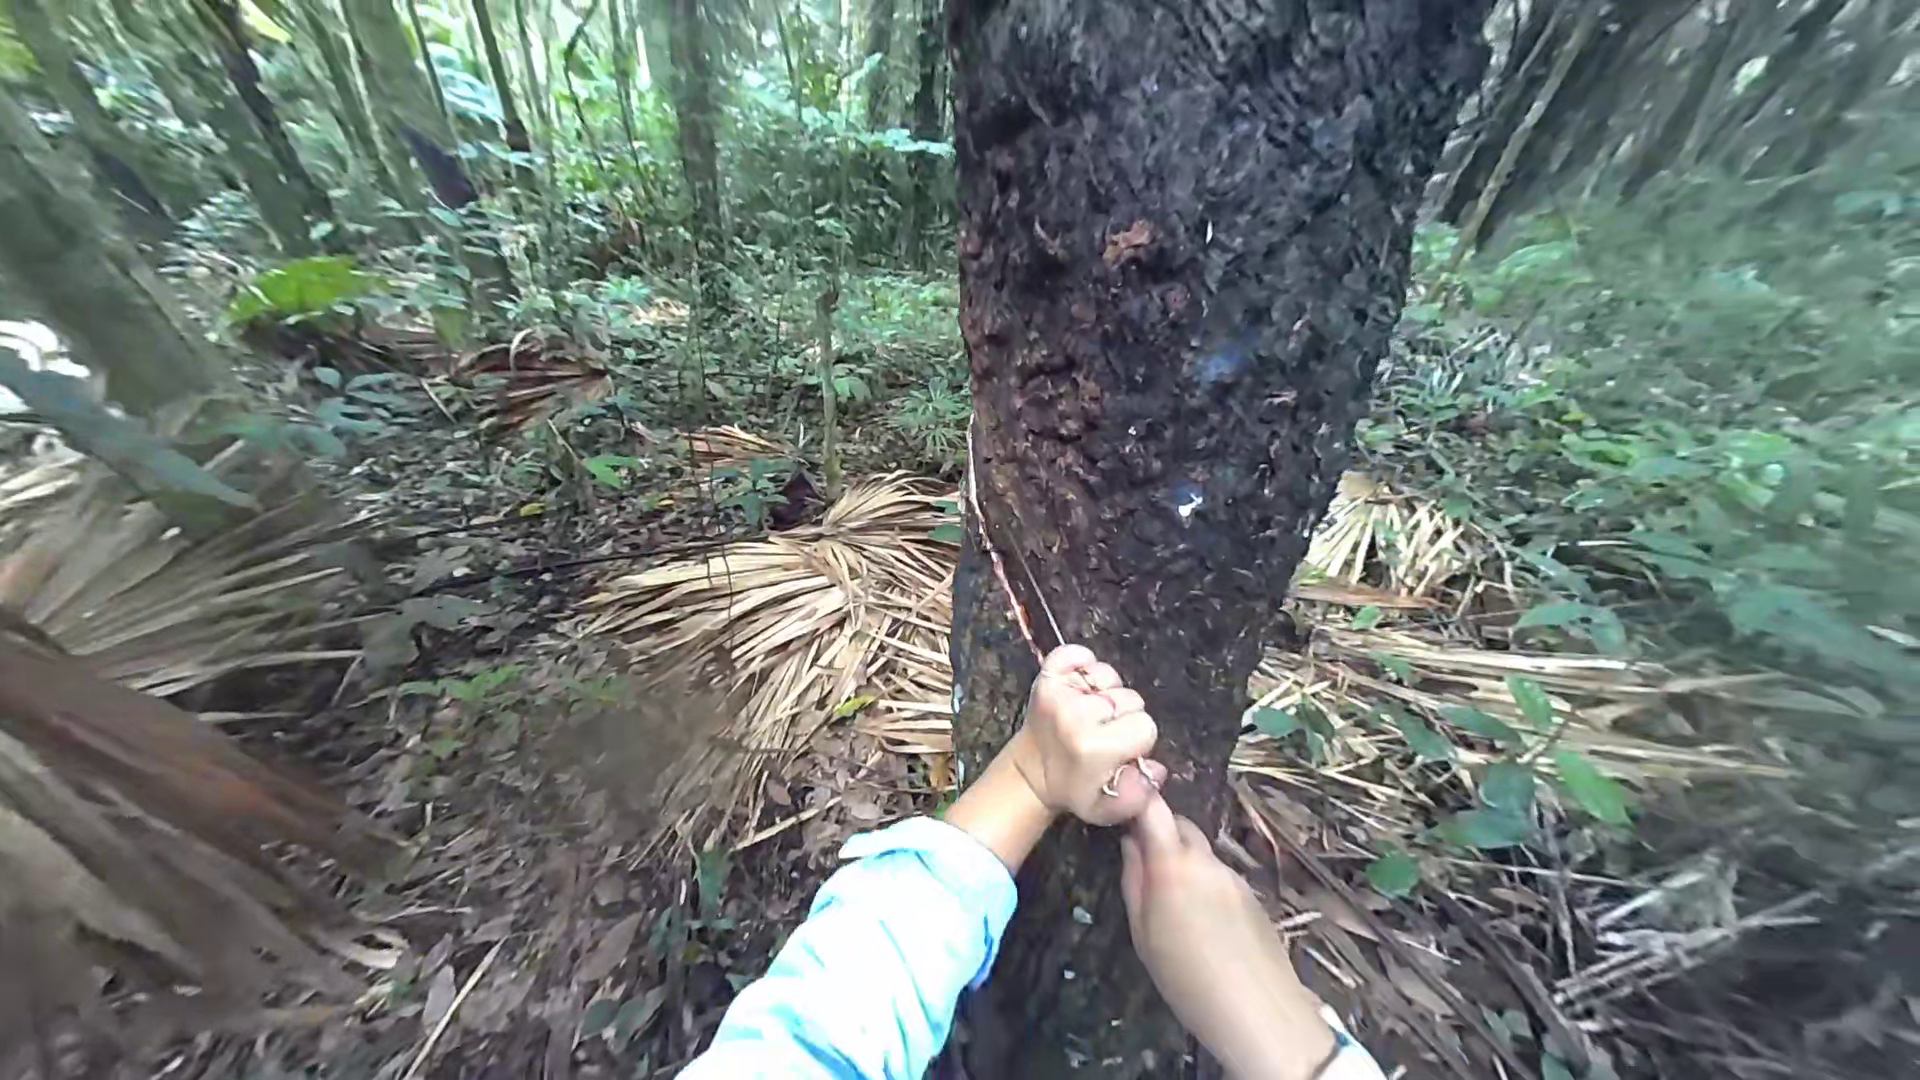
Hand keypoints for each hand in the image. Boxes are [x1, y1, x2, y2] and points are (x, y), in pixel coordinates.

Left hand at [1008, 645, 1166, 825]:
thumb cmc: (1074, 790)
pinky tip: (1081, 685)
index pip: (1145, 726)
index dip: (1139, 739)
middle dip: (1123, 717)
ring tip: (1092, 713)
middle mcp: (1076, 713)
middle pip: (1130, 698)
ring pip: (1108, 675)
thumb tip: (1155, 768)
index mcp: (1094, 747)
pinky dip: (1082, 662)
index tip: (1122, 749)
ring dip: (1106, 691)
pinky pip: (1074, 652)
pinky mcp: (1046, 675)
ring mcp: (1058, 690)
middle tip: (1104, 733)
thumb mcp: (1109, 808)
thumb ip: (1140, 794)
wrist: (1030, 772)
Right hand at [1120, 797, 1336, 1079]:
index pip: (1154, 806)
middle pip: (1180, 825)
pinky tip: (1209, 924)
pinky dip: (1208, 885)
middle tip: (1149, 867)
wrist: (1264, 1019)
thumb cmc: (1187, 978)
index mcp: (1173, 861)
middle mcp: (1206, 858)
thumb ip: (1133, 878)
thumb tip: (1130, 842)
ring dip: (1186, 864)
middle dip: (1162, 834)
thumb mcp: (1142, 932)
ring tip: (1180, 907)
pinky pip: (1221, 876)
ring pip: (1201, 854)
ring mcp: (1234, 875)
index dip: (1139, 800)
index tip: (1125, 812)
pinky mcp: (1254, 895)